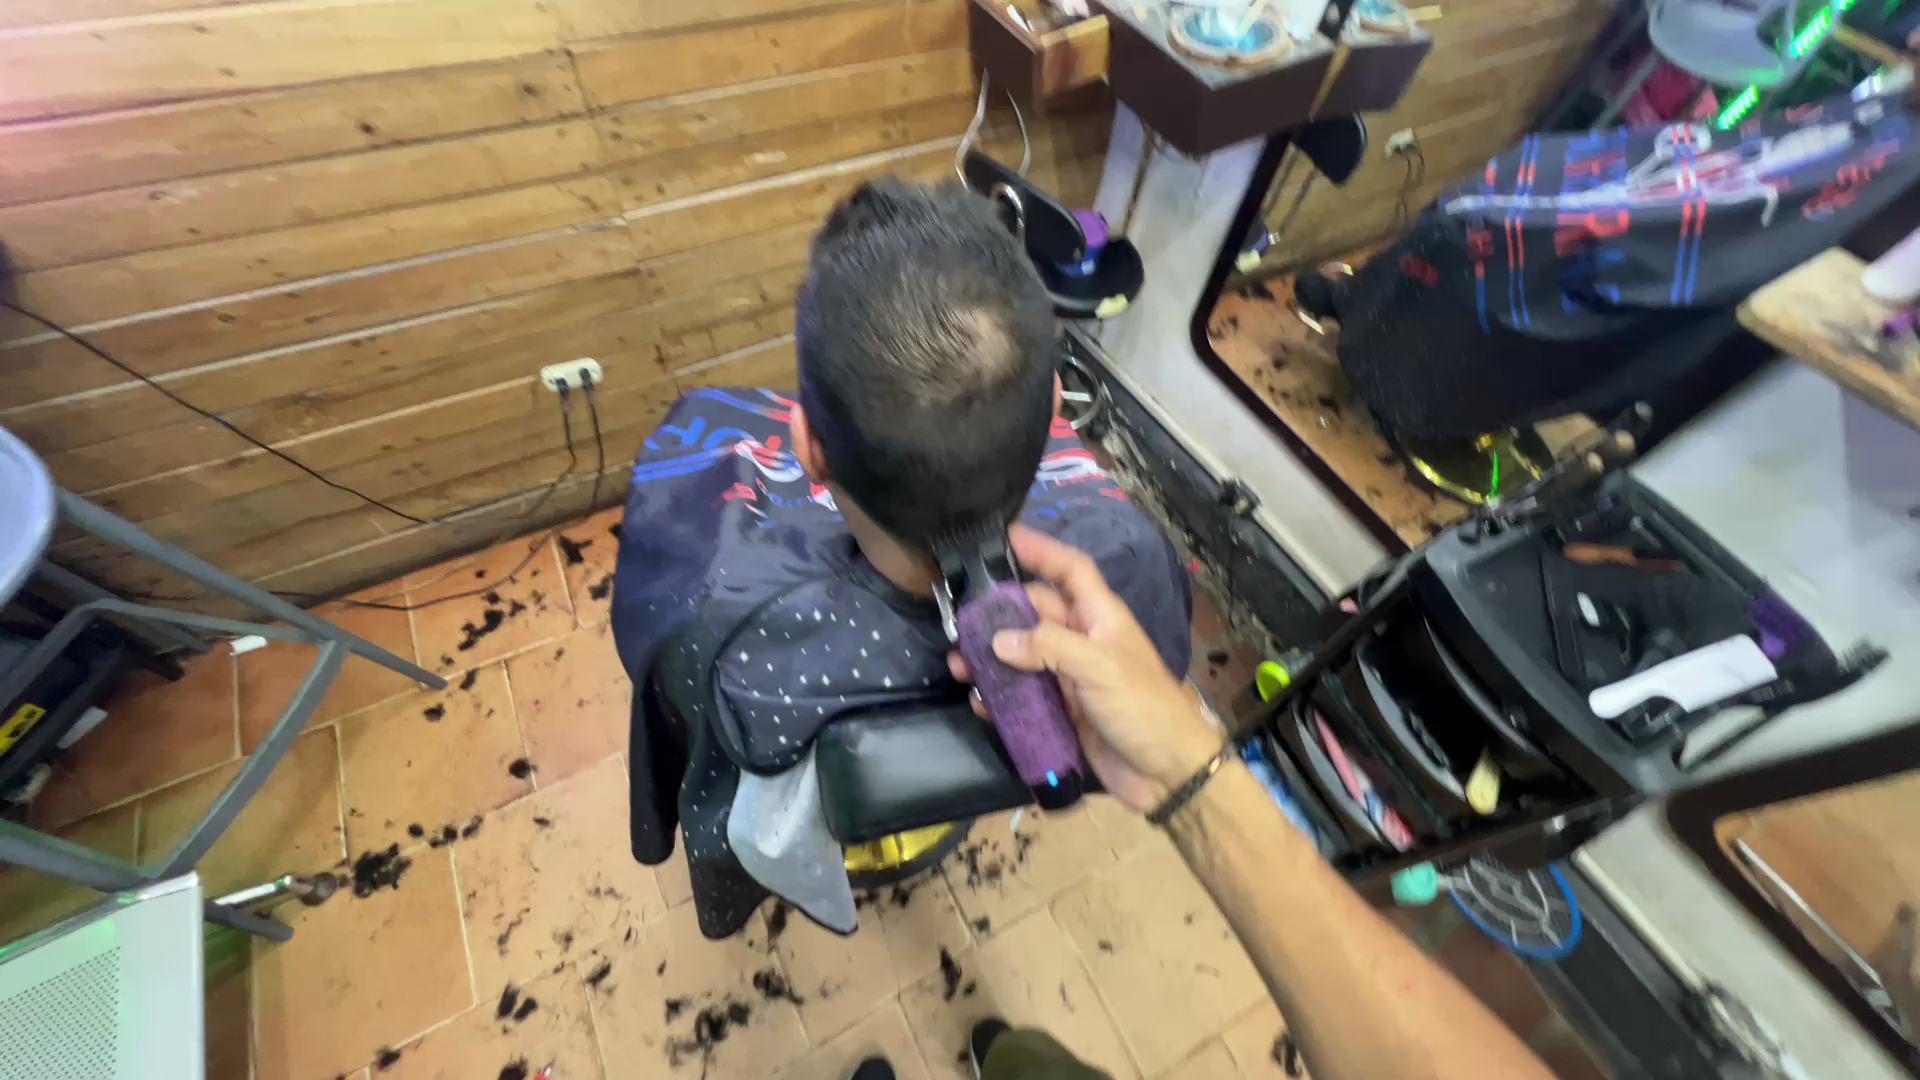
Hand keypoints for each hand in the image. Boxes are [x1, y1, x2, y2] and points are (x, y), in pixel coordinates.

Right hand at [948, 525, 1221, 811]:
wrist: (1167, 773)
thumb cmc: (1143, 706)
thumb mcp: (1099, 666)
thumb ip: (1049, 646)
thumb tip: (999, 641)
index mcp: (1099, 617)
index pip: (1070, 570)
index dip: (1043, 550)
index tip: (1007, 536)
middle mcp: (1081, 640)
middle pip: (1034, 612)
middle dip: (999, 612)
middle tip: (960, 619)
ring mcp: (1069, 676)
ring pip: (1021, 655)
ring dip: (991, 658)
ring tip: (958, 665)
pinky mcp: (1060, 711)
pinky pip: (1022, 695)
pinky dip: (1000, 696)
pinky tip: (980, 701)